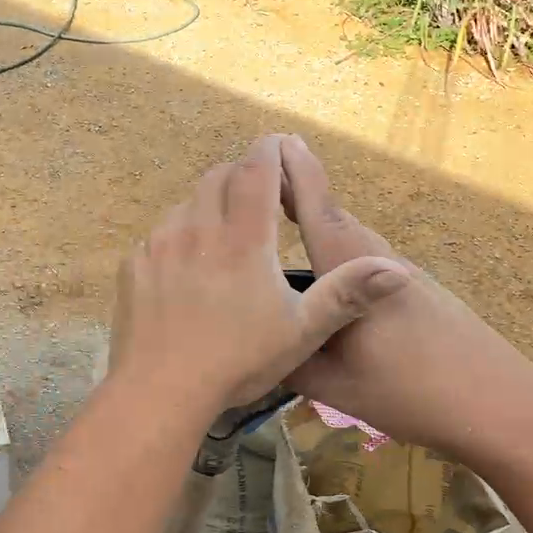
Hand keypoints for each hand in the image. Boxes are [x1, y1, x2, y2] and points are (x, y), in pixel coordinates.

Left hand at [109, 136, 408, 413]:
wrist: (159, 390)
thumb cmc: (236, 362)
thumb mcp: (301, 332)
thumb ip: (347, 294)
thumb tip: (399, 270)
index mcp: (243, 239)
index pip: (256, 169)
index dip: (269, 149)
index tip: (279, 142)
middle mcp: (196, 229)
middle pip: (217, 177)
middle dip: (241, 174)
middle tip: (258, 192)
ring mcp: (158, 245)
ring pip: (185, 204)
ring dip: (207, 205)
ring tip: (223, 232)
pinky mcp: (133, 264)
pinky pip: (158, 234)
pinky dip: (178, 236)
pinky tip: (186, 266)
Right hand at [276, 136, 532, 460]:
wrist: (503, 409)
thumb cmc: (412, 391)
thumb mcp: (331, 383)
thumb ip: (287, 357)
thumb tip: (253, 343)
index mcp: (354, 272)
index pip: (317, 210)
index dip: (295, 174)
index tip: (277, 140)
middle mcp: (379, 263)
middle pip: (332, 217)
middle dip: (296, 192)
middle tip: (257, 179)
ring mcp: (403, 278)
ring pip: (349, 242)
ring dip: (316, 223)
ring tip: (279, 222)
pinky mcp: (416, 296)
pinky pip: (363, 263)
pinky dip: (334, 255)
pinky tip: (322, 281)